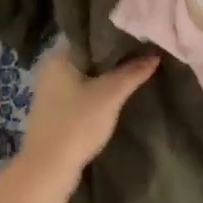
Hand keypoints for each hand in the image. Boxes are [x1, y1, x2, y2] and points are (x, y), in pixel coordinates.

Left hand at [19, 47, 157, 173]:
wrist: (48, 167)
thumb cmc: (77, 123)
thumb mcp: (110, 95)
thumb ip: (132, 73)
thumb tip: (154, 55)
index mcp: (58, 56)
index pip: (88, 36)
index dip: (113, 35)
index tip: (137, 35)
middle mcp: (50, 69)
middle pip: (87, 55)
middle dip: (112, 56)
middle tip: (141, 52)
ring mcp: (50, 91)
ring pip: (83, 74)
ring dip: (104, 75)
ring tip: (132, 70)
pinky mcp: (54, 111)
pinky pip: (79, 91)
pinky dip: (95, 90)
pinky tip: (113, 94)